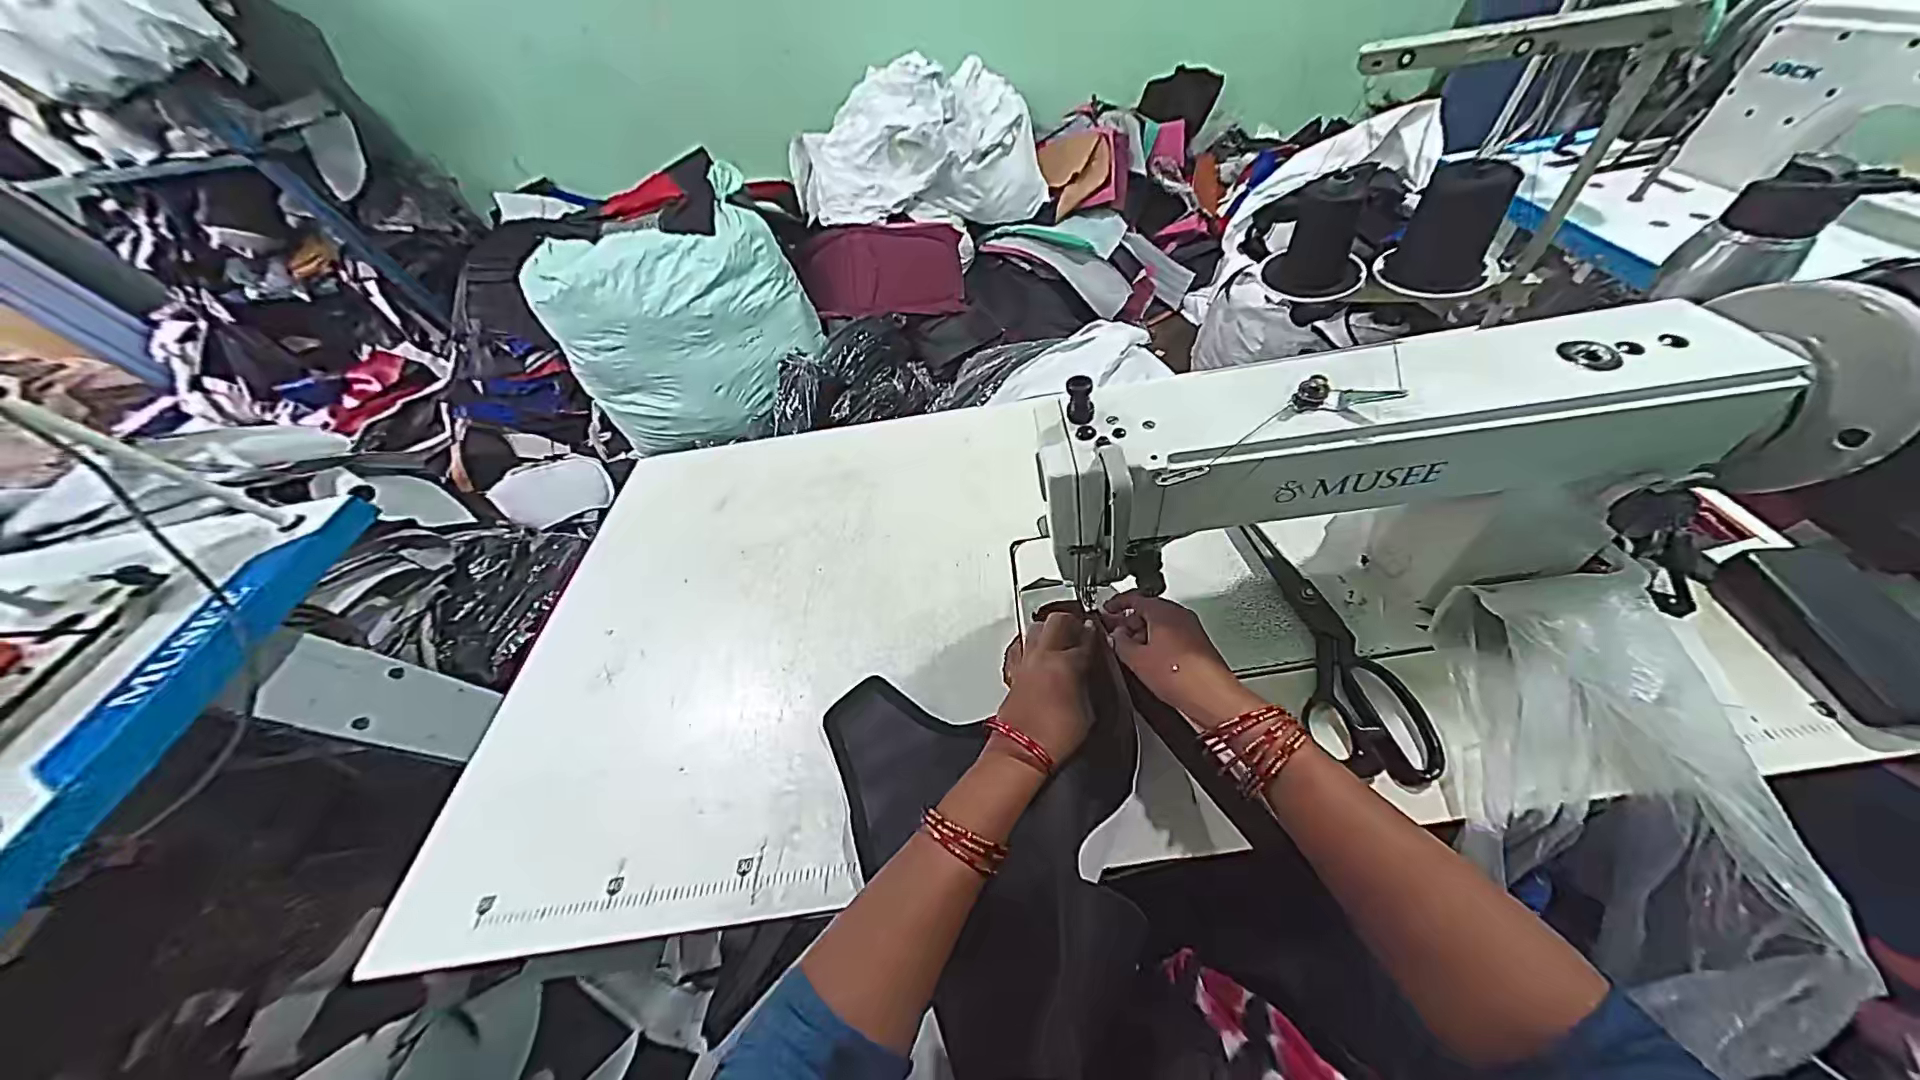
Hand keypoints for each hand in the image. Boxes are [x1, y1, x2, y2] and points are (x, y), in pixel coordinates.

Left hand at [995, 608, 1098, 767]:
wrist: (1021, 750)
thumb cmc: (1053, 737)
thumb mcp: (1088, 712)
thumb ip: (1088, 684)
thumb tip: (1087, 675)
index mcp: (1067, 664)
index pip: (1086, 638)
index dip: (1094, 634)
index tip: (1097, 633)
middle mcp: (1043, 657)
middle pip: (1057, 621)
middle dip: (1070, 620)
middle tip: (1078, 627)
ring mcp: (1025, 662)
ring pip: (1034, 629)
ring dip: (1047, 629)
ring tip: (1056, 635)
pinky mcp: (1013, 673)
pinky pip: (1019, 648)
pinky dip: (1027, 645)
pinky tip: (1032, 652)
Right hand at [1101, 591, 1260, 728]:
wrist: (1211, 697)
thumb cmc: (1181, 675)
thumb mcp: (1135, 658)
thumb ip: (1119, 642)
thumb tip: (1116, 636)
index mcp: (1164, 611)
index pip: (1134, 597)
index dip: (1116, 603)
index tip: (1107, 610)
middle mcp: (1180, 616)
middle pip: (1148, 610)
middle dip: (1128, 621)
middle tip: (1114, 632)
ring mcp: (1191, 630)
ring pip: (1160, 625)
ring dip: (1142, 634)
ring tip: (1129, 651)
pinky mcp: (1197, 646)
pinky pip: (1171, 638)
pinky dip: (1157, 644)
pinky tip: (1148, 662)